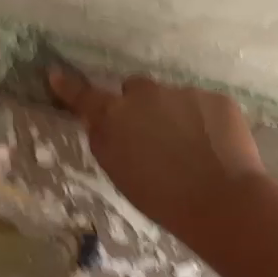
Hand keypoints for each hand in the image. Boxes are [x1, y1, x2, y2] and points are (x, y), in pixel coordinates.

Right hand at [50, 69, 268, 236]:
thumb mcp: (120, 174)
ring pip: (174, 99)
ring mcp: (186, 93)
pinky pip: (205, 106)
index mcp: (116, 117)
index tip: (56, 75)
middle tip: (154, 137)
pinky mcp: (218, 98)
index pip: (86, 97)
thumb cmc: (162, 200)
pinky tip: (216, 149)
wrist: (221, 201)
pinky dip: (206, 122)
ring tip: (193, 152)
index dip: (70, 88)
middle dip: (140, 106)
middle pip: (137, 90)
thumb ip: (106, 141)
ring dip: (177, 116)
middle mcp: (148, 95)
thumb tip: (100, 121)